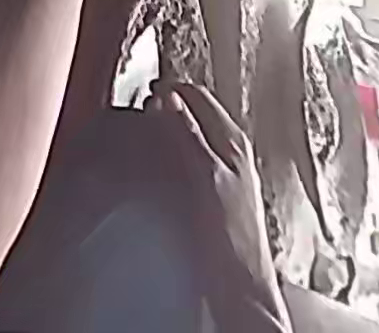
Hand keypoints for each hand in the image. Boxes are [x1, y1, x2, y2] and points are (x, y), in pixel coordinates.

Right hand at [152, 82, 291, 331]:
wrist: (240, 291)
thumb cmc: (228, 236)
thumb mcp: (205, 175)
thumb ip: (188, 133)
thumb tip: (167, 96)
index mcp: (232, 139)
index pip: (196, 93)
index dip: (169, 88)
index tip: (142, 92)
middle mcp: (230, 149)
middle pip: (193, 110)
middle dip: (166, 106)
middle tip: (138, 112)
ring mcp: (223, 170)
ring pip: (189, 132)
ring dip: (167, 128)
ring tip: (143, 134)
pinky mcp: (214, 190)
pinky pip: (187, 154)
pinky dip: (170, 150)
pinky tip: (155, 163)